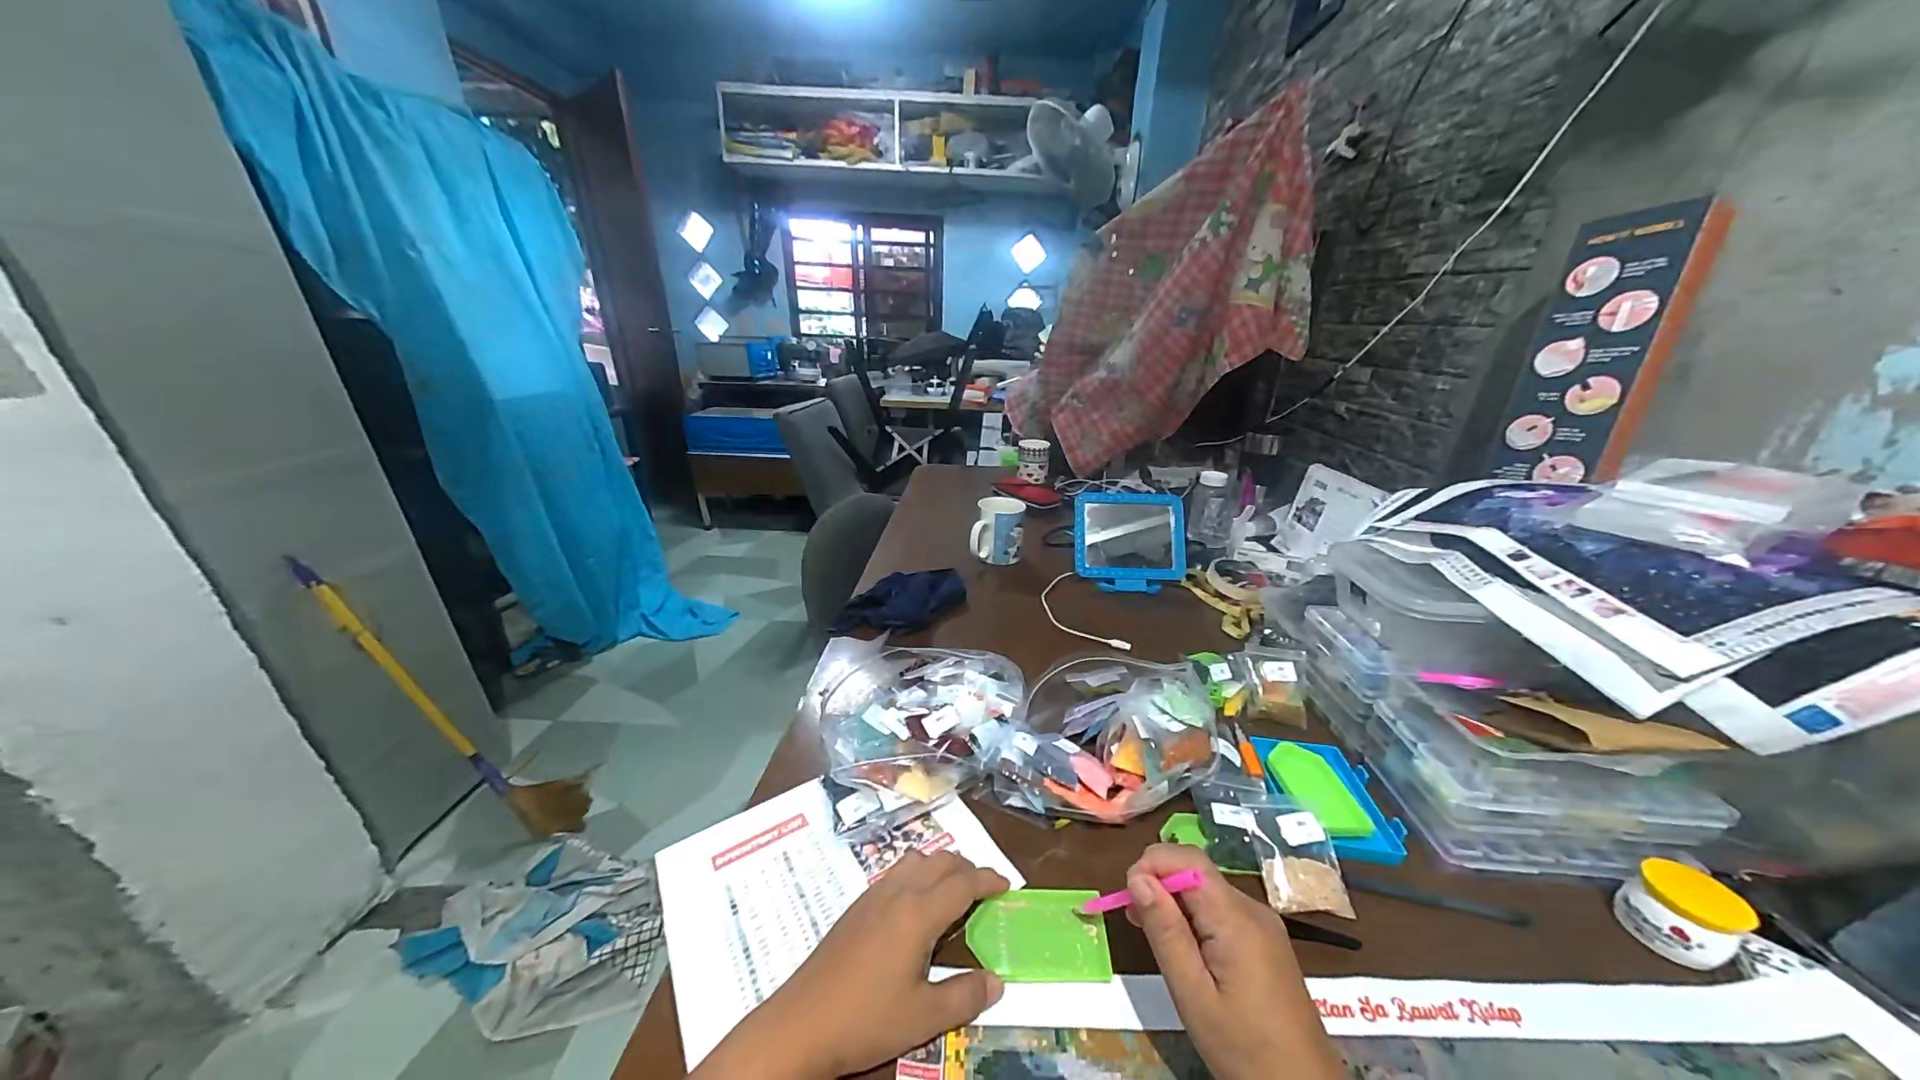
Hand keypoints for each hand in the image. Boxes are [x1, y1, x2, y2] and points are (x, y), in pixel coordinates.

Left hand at [693, 850, 1010, 1079]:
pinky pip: (895, 873)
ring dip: (939, 867)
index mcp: (917, 913)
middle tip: (984, 889)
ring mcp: (872, 896)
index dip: (987, 879)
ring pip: (914, 861)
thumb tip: (997, 981)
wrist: (799, 1025)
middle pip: (940, 861)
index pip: (962, 882)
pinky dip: (917, 875)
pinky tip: (915, 907)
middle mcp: (896, 893)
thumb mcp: (924, 1018)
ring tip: (952, 893)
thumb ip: (965, 996)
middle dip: (966, 867)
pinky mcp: (855, 907)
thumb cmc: (865, 1020)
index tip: (1006, 884)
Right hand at [1126, 844, 1342, 1079]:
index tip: (1128, 897)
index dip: (1152, 864)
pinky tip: (1183, 948)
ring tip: (1152, 936)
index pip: (1188, 859)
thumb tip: (1137, 878)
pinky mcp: (1265, 941)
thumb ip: (1165, 931)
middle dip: (1159, 883)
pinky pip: (1221, 911)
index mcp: (1236, 918)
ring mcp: (1263, 925)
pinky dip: (1194, 917)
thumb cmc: (1244, 1047)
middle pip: (1196, 872)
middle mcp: (1253, 909)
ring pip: (1206, 890)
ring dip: (1174, 901)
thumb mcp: (1193, 994)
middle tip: (1134, 920)